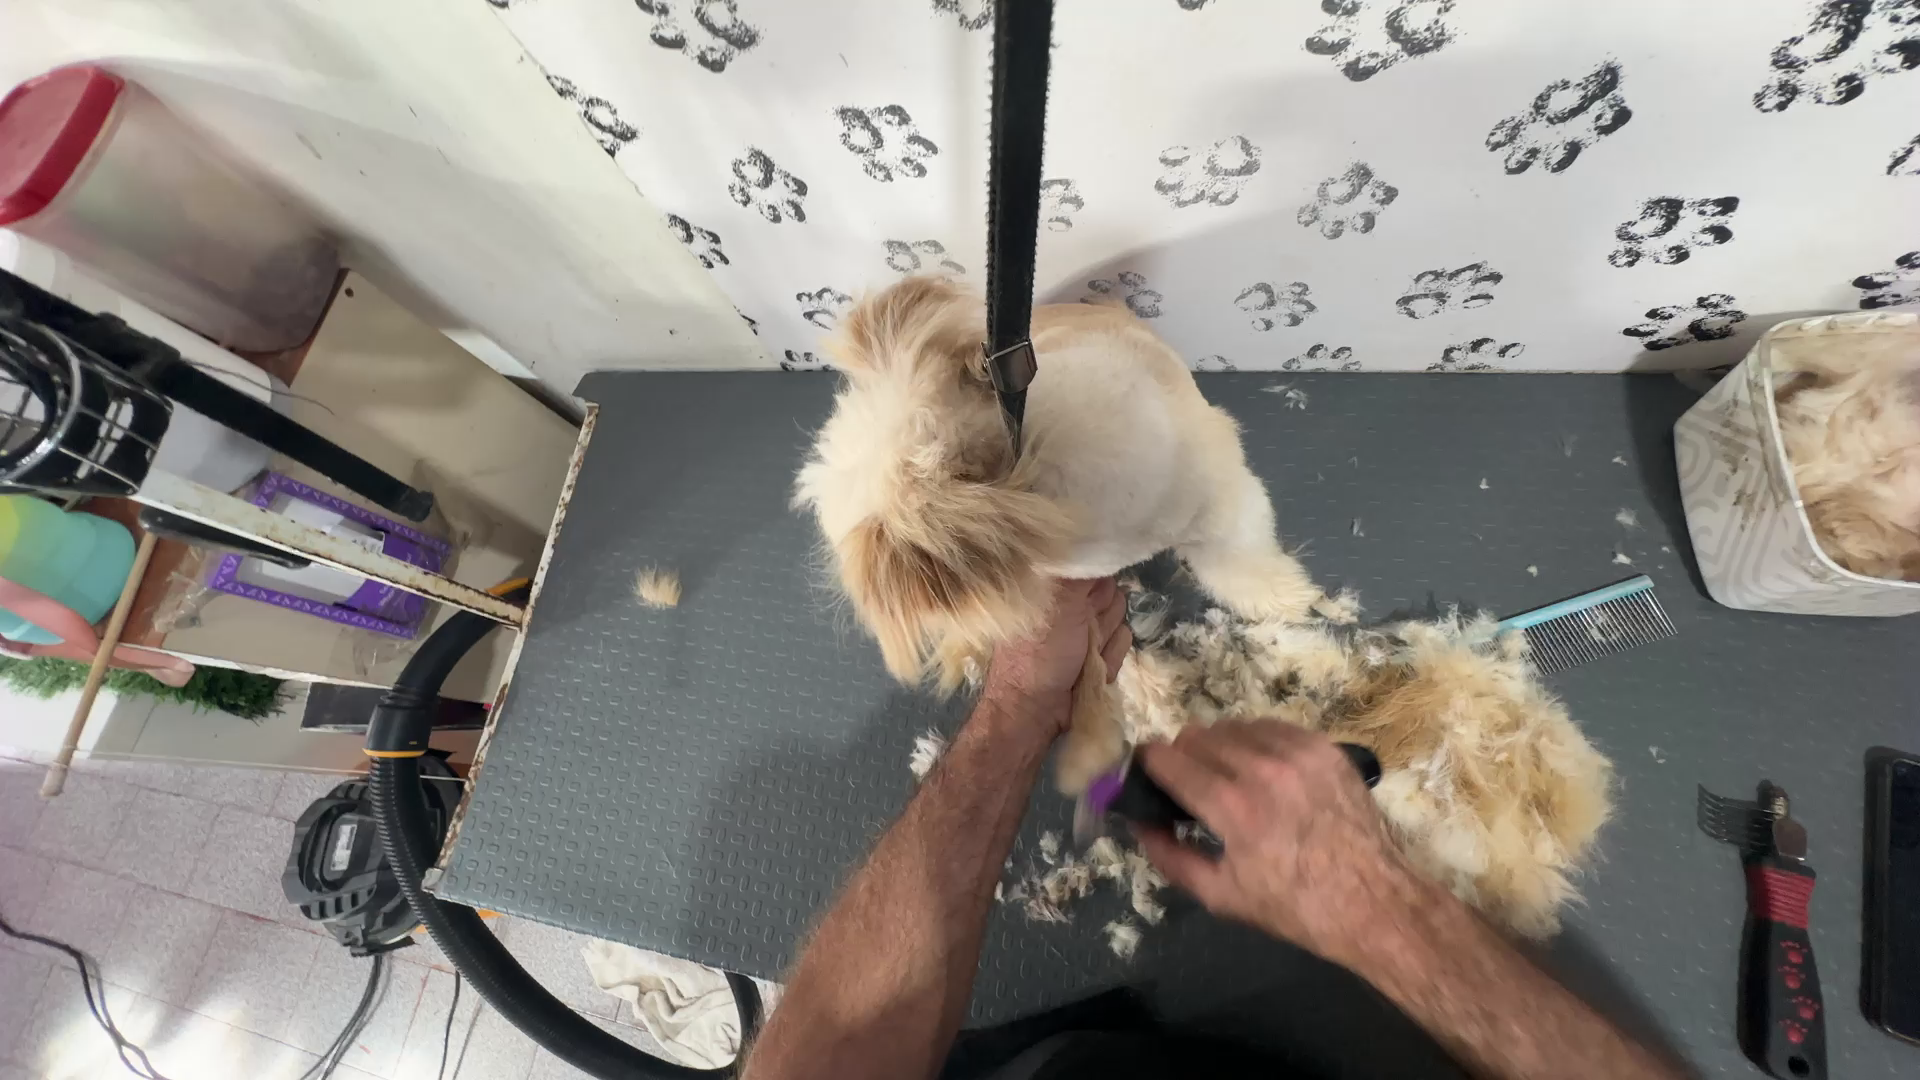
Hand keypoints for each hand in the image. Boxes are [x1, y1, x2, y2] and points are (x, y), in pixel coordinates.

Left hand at [983, 578, 1130, 729]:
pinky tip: (1090, 671)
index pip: (1095, 566)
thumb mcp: (1057, 604)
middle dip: (1101, 613)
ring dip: (1104, 640)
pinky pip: (1122, 645)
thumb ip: (1078, 574)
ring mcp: (1090, 629)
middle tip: (1081, 631)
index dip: (1095, 584)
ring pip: (1120, 620)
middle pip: (1113, 593)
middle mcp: (1074, 603)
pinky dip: (1108, 660)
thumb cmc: (1039, 652)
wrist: (1036, 708)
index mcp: (1058, 587)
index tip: (1085, 598)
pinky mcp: (1102, 653)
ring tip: (1081, 655)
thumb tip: (1093, 538)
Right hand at [1134, 721, 1422, 963]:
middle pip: (1194, 735)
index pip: (1166, 757)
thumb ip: (1168, 856)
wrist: (1377, 905)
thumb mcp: (1221, 896)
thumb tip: (1136, 822)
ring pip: (1229, 725)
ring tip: (1231, 777)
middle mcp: (1261, 769)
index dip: (1148, 763)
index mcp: (1231, 807)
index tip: (1148, 774)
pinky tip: (1265, 770)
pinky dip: (1255, 742)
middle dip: (1183, 757)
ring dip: (1219, 747)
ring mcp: (1295, 753)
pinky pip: (1267, 725)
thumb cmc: (1295, 906)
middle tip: (1193, 785)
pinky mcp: (1322, 746)